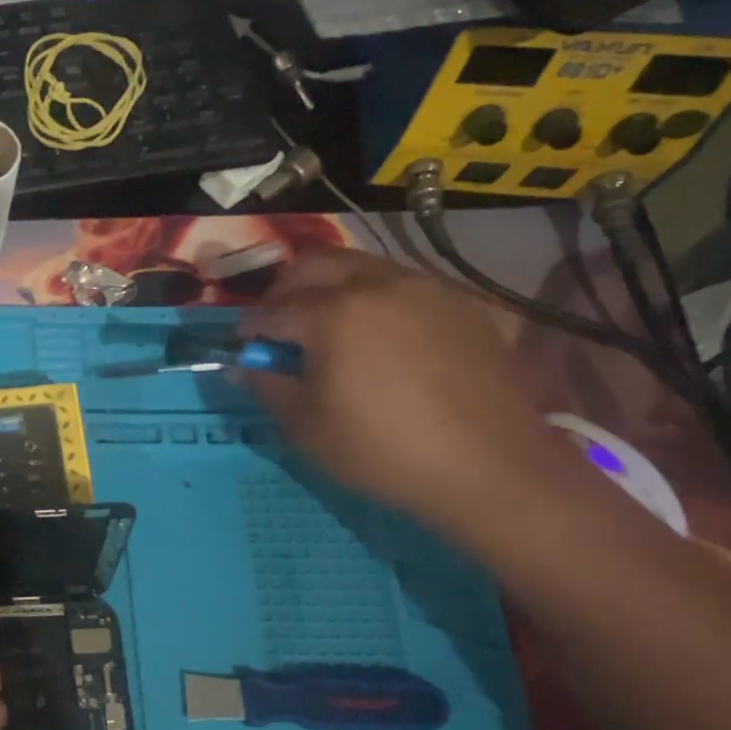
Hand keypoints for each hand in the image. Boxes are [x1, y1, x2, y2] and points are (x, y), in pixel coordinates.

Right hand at [238, 248, 562, 526]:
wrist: (488, 465)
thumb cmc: (380, 449)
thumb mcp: (304, 425)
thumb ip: (268, 384)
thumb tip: (247, 364)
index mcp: (334, 312)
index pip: (273, 310)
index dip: (250, 330)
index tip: (242, 348)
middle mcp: (379, 284)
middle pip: (316, 264)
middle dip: (284, 290)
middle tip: (277, 326)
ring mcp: (426, 289)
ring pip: (361, 268)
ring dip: (330, 289)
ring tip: (326, 331)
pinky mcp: (460, 305)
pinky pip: (401, 287)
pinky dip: (373, 301)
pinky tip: (375, 341)